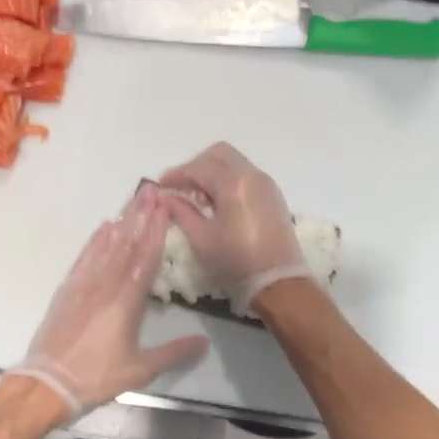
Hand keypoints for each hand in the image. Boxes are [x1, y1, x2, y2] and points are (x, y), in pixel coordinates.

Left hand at [8, 183, 209, 420]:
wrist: (49, 383)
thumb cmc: (98, 377)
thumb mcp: (141, 369)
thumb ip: (174, 352)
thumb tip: (204, 342)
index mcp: (127, 301)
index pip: (146, 258)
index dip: (157, 231)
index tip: (165, 206)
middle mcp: (106, 285)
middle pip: (126, 244)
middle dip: (140, 216)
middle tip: (151, 189)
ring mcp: (83, 285)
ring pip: (106, 246)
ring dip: (121, 221)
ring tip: (133, 200)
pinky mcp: (67, 291)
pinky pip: (84, 258)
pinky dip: (95, 241)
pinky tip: (104, 228)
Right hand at [159, 142, 311, 312]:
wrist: (278, 283)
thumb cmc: (235, 261)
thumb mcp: (201, 238)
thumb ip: (181, 212)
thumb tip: (166, 198)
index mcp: (233, 183)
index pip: (198, 168)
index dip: (176, 175)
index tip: (160, 185)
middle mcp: (252, 176)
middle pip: (220, 155)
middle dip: (197, 166)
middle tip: (181, 187)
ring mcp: (267, 185)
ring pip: (235, 164)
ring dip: (214, 173)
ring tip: (199, 199)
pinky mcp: (274, 197)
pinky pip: (247, 178)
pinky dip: (229, 182)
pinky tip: (219, 205)